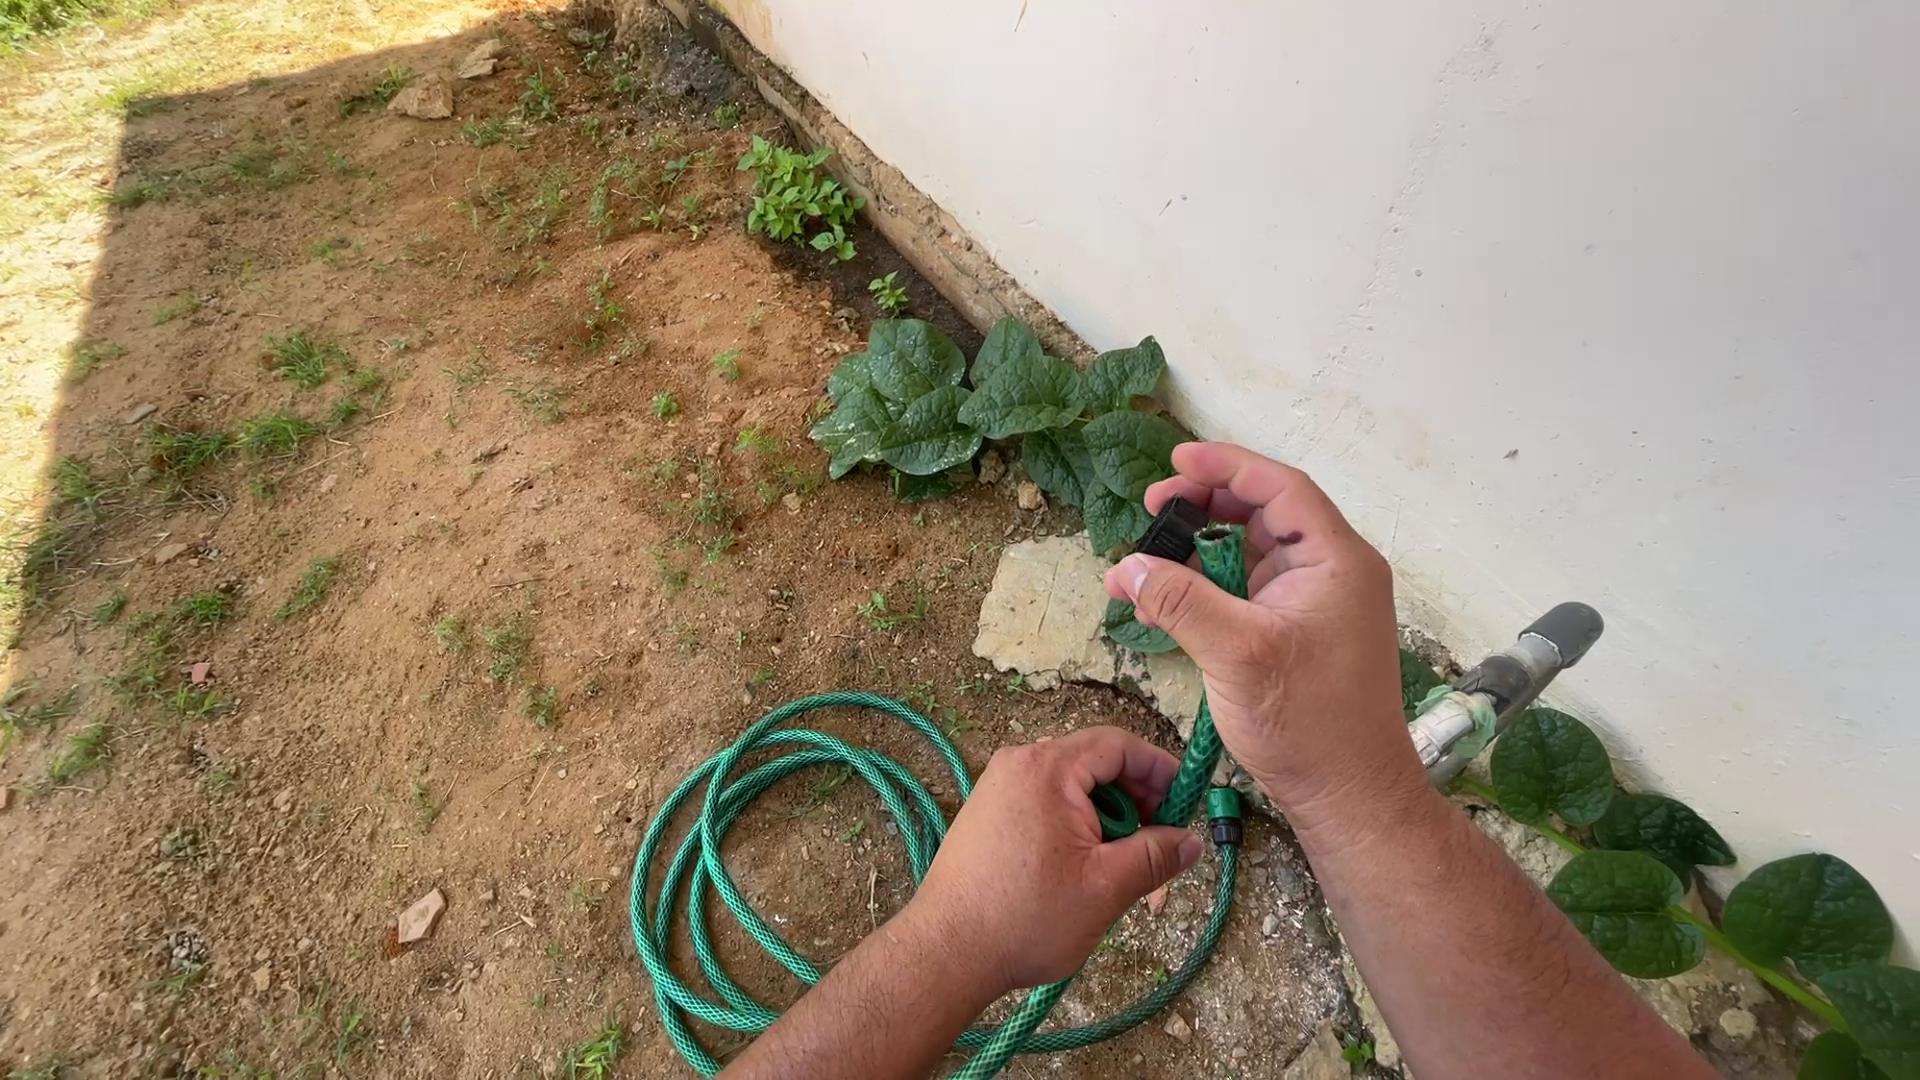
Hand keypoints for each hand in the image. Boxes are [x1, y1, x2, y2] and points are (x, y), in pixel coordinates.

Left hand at [900, 727, 1202, 994]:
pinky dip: (1075, 822)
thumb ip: (1154, 856)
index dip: (1158, 768)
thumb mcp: (1104, 887)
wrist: (946, 949)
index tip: (1186, 799)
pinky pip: (1046, 800)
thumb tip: (1191, 841)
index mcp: (1048, 767)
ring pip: (1071, 785)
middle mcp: (1020, 762)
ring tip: (1121, 863)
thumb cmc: (1025, 916)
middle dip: (1134, 797)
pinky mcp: (989, 809)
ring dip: (1106, 815)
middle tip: (1159, 840)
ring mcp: (999, 784)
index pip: (1117, 744)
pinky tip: (1083, 864)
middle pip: (1094, 761)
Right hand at [1102, 442, 1426, 834]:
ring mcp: (1306, 602)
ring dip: (1195, 549)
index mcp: (1335, 561)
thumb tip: (1127, 567)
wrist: (1345, 794)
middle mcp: (1325, 572)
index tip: (1176, 462)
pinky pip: (1238, 589)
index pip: (1281, 489)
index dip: (1228, 467)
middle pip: (1261, 514)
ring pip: (1245, 552)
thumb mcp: (1237, 654)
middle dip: (1204, 505)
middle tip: (1153, 507)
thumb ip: (1180, 602)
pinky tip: (1160, 596)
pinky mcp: (1286, 630)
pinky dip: (1199, 586)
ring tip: (1146, 552)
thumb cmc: (1308, 722)